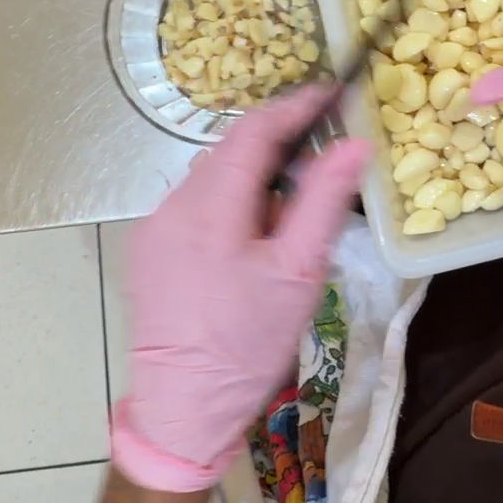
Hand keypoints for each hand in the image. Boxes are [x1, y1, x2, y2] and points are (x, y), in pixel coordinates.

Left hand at [110, 85, 370, 492]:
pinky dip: (231, 196)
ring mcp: (154, 226)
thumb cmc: (249, 343)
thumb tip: (354, 144)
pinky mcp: (148, 246)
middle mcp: (172, 205)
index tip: (332, 92)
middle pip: (232, 149)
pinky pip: (197, 200)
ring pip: (214, 173)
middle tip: (323, 150)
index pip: (254, 131)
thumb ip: (324, 201)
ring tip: (293, 200)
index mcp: (210, 208)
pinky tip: (254, 229)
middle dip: (279, 140)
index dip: (296, 106)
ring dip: (255, 171)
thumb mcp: (299, 272)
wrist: (183, 409)